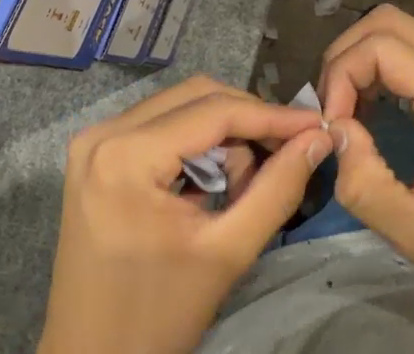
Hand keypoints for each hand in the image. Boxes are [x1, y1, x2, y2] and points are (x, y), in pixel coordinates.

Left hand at [38, 76, 332, 353]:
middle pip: (197, 98)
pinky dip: (195, 146)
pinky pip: (160, 127)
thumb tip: (319, 138)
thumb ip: (277, 189)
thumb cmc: (156, 314)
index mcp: (126, 154)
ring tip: (245, 185)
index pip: (215, 111)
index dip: (272, 115)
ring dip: (223, 136)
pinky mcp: (95, 155)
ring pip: (181, 108)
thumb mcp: (226, 252)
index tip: (317, 125)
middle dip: (248, 123)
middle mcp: (103, 132)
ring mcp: (94, 141)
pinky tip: (213, 185)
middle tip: (288, 153)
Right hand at [317, 6, 413, 301]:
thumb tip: (335, 129)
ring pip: (402, 28)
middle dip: (346, 55)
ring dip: (363, 57)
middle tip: (332, 107)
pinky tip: (371, 105)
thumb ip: (363, 181)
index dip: (342, 76)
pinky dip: (382, 63)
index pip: (381, 46)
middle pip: (388, 21)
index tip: (332, 126)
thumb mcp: (412, 230)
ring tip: (346, 107)